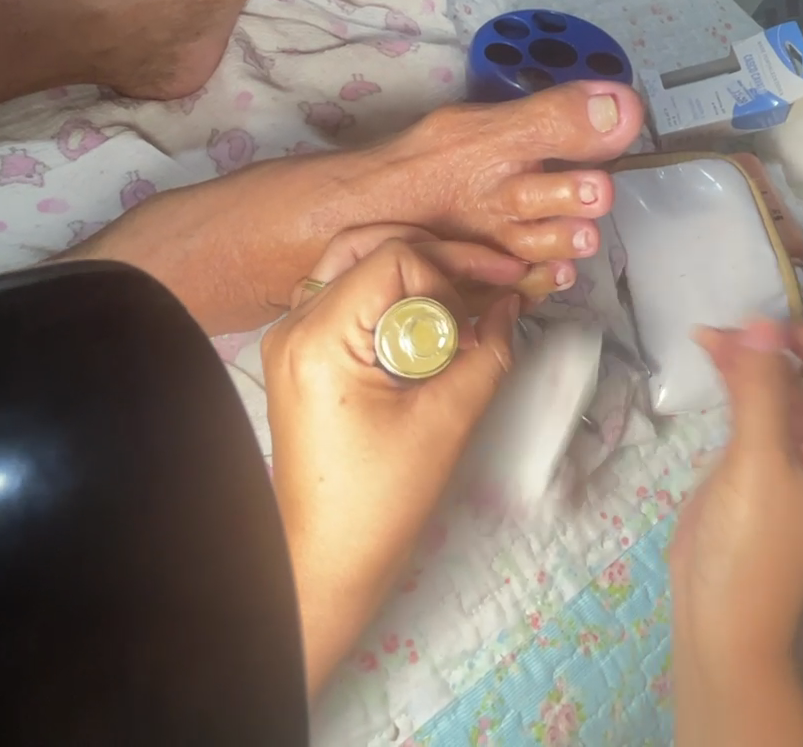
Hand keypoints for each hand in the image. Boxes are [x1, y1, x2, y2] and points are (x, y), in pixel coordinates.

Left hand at [260, 226, 522, 694]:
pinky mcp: (303, 351)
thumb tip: (510, 302)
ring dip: (415, 270)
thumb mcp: (448, 421)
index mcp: (319, 337)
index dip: (446, 276)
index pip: (392, 258)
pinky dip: (393, 295)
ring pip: (356, 263)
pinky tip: (432, 315)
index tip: (474, 323)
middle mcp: (294, 324)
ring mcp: (292, 335)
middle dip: (436, 256)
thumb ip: (489, 352)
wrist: (328, 557)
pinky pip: (349, 295)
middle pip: (370, 245)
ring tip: (464, 293)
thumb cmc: (381, 501)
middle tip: (489, 276)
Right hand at [670, 314, 802, 744]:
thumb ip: (762, 389)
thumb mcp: (762, 463)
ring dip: (760, 352)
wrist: (719, 611)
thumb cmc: (759, 546)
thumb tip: (760, 321)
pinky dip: (735, 370)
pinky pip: (753, 396)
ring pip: (789, 381)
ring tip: (718, 333)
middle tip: (758, 324)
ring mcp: (791, 447)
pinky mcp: (753, 451)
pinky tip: (708, 350)